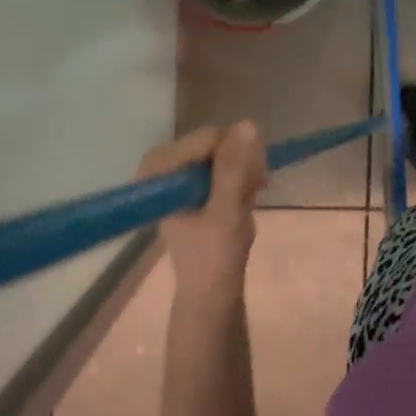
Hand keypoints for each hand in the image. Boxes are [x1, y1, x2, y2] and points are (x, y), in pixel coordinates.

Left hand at [135, 122, 268, 298]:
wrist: (211, 292)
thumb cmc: (214, 258)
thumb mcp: (226, 213)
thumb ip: (233, 169)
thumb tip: (247, 124)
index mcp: (158, 171)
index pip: (207, 138)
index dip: (236, 154)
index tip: (256, 180)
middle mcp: (163, 165)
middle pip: (215, 140)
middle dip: (241, 163)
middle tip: (255, 190)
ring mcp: (178, 172)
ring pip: (224, 149)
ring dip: (244, 171)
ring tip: (248, 199)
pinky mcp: (192, 180)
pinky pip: (224, 161)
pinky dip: (240, 176)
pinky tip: (245, 197)